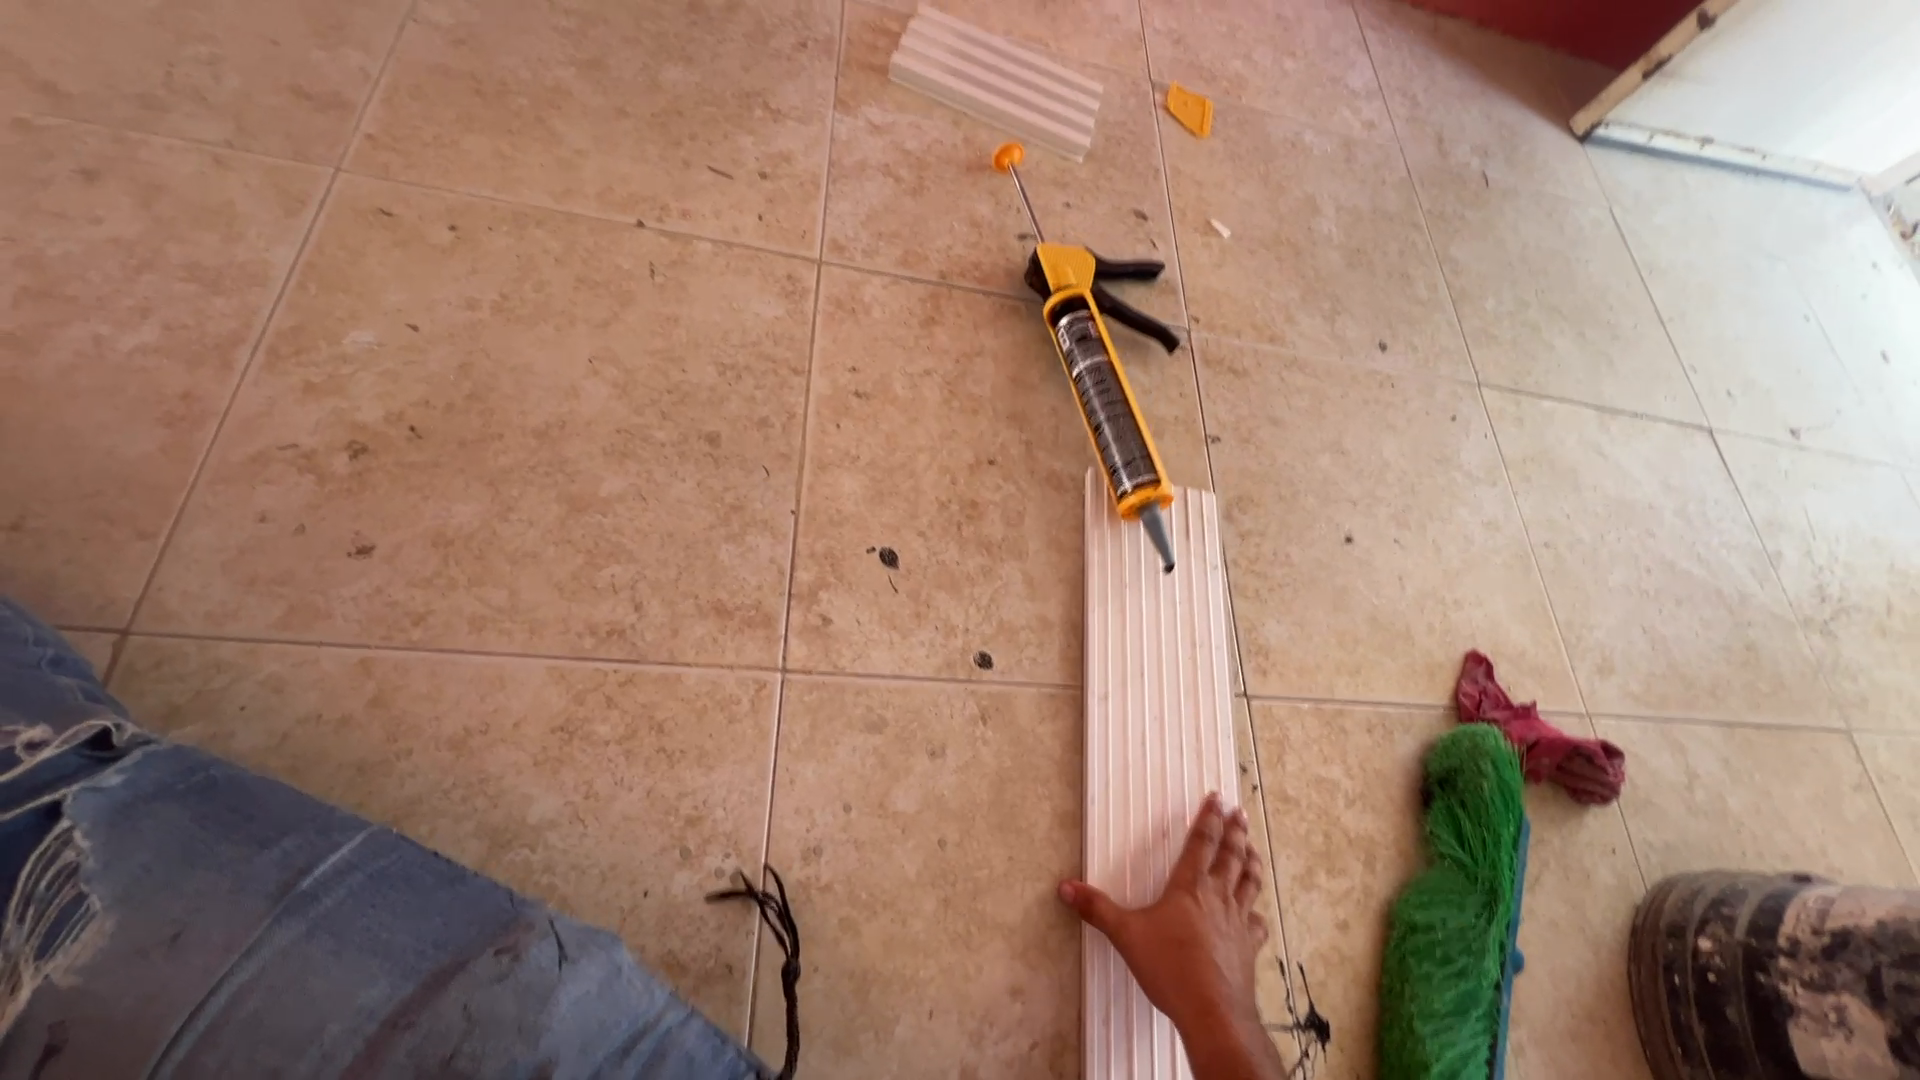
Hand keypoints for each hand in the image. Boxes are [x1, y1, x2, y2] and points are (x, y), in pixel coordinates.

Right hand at [1058, 793, 1286, 1079]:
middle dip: (1235, 832)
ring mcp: (1237, 922)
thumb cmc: (1170, 968)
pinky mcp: (1248, 947)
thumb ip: (1097, 909)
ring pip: (1249, 882)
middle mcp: (1218, 897)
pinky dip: (1257, 913)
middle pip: (1231, 856)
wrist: (1212, 1012)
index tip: (1218, 798)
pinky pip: (1256, 923)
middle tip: (1240, 813)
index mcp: (1190, 887)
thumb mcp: (1125, 935)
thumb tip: (1066, 887)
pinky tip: (1256, 914)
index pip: (1201, 842)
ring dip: (1252, 862)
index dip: (1209, 817)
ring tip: (1254, 848)